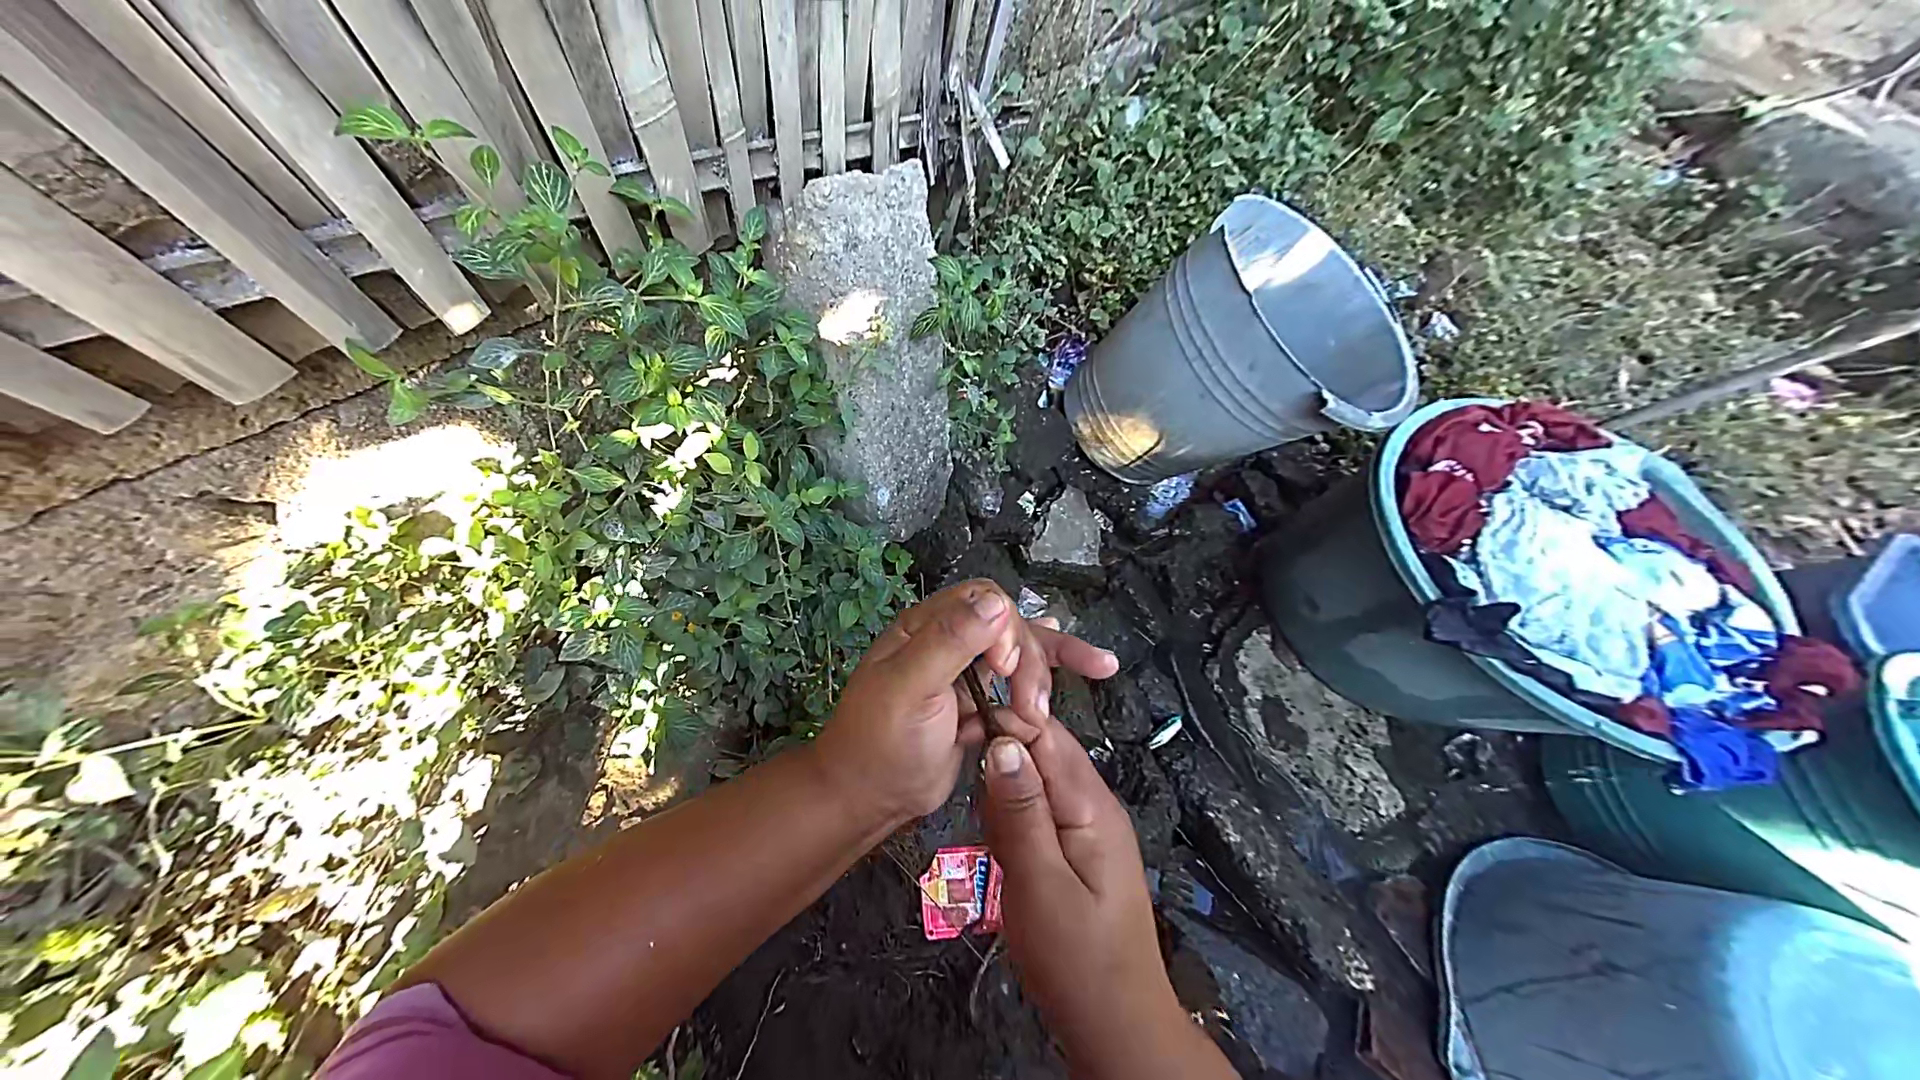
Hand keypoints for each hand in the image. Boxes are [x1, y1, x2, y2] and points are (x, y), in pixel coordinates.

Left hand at [814, 581, 1117, 823]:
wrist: (869, 797)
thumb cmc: (880, 741)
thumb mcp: (908, 687)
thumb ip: (950, 642)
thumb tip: (998, 602)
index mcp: (926, 626)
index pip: (982, 600)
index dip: (1004, 628)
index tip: (1006, 670)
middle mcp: (949, 641)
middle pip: (1009, 628)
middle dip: (1029, 662)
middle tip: (1032, 708)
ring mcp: (966, 673)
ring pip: (1021, 653)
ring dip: (1045, 673)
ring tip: (1067, 694)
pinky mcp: (980, 703)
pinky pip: (1019, 686)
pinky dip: (1048, 683)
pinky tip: (1092, 667)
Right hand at [982, 722, 1234, 1079]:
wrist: (1117, 1028)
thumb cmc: (1078, 963)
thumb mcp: (1040, 884)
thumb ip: (1020, 810)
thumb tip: (1001, 742)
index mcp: (1090, 804)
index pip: (1046, 732)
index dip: (1003, 724)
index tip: (961, 738)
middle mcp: (1094, 804)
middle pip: (1040, 753)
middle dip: (1002, 774)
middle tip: (987, 823)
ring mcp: (1087, 826)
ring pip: (1033, 783)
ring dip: (1005, 807)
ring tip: (1001, 851)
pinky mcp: (1077, 847)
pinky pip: (1037, 815)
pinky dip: (1014, 830)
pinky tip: (1010, 863)